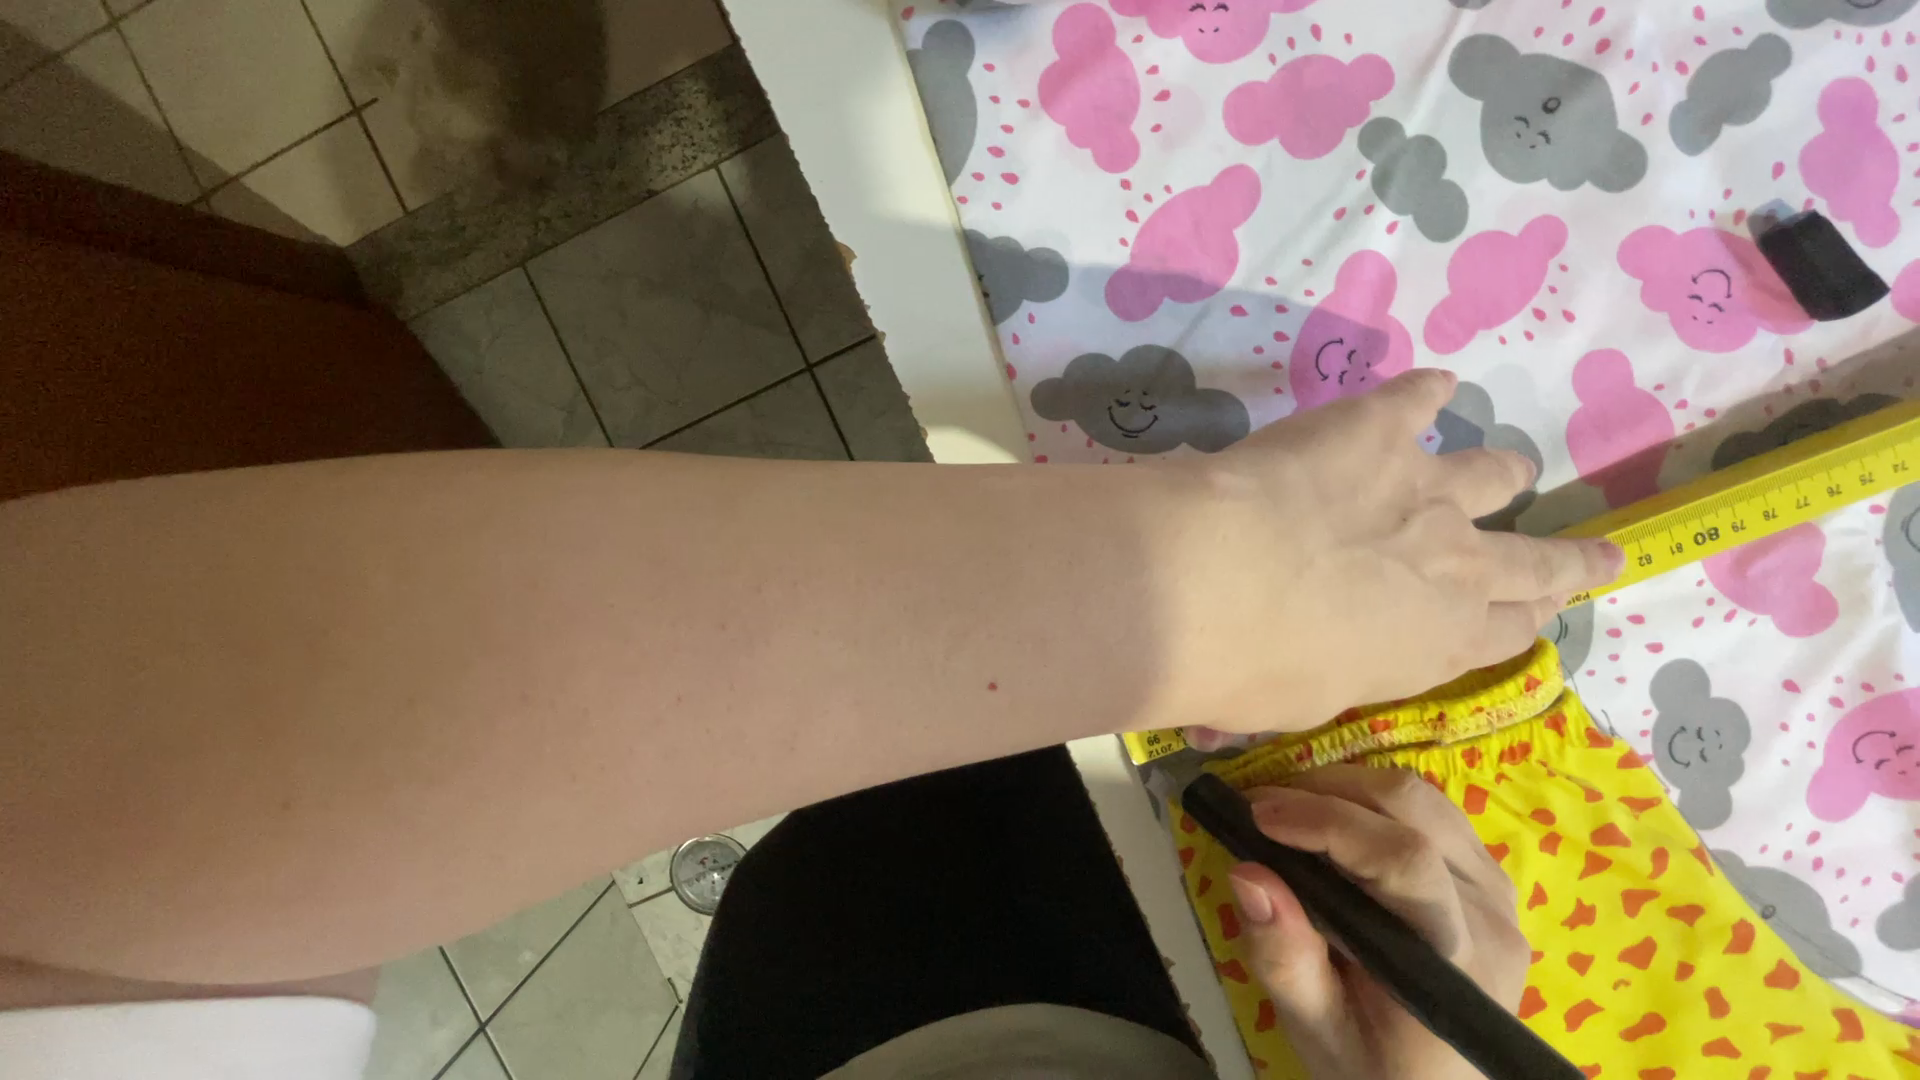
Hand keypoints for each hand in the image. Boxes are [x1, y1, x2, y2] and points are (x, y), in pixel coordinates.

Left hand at [1144, 368, 1620, 732]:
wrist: (1218, 582)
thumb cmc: (1251, 667)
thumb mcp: (1299, 700)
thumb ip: (1327, 673)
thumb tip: (1313, 663)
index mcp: (1436, 644)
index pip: (1505, 632)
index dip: (1526, 618)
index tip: (1542, 609)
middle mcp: (1452, 566)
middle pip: (1532, 562)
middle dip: (1568, 560)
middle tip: (1600, 553)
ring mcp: (1422, 491)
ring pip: (1490, 477)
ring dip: (1503, 473)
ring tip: (1514, 466)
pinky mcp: (1375, 429)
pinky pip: (1415, 400)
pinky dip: (1426, 392)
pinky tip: (1434, 385)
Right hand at [1226, 766, 1529, 1079]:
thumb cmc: (1371, 1065)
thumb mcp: (1316, 1029)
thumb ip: (1284, 958)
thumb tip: (1248, 871)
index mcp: (1455, 962)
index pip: (1403, 859)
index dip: (1325, 821)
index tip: (1255, 814)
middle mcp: (1491, 913)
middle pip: (1410, 808)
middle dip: (1322, 790)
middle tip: (1257, 809)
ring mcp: (1496, 888)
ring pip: (1417, 795)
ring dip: (1342, 786)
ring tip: (1287, 811)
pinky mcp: (1486, 874)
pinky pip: (1425, 807)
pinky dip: (1366, 798)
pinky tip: (1330, 823)